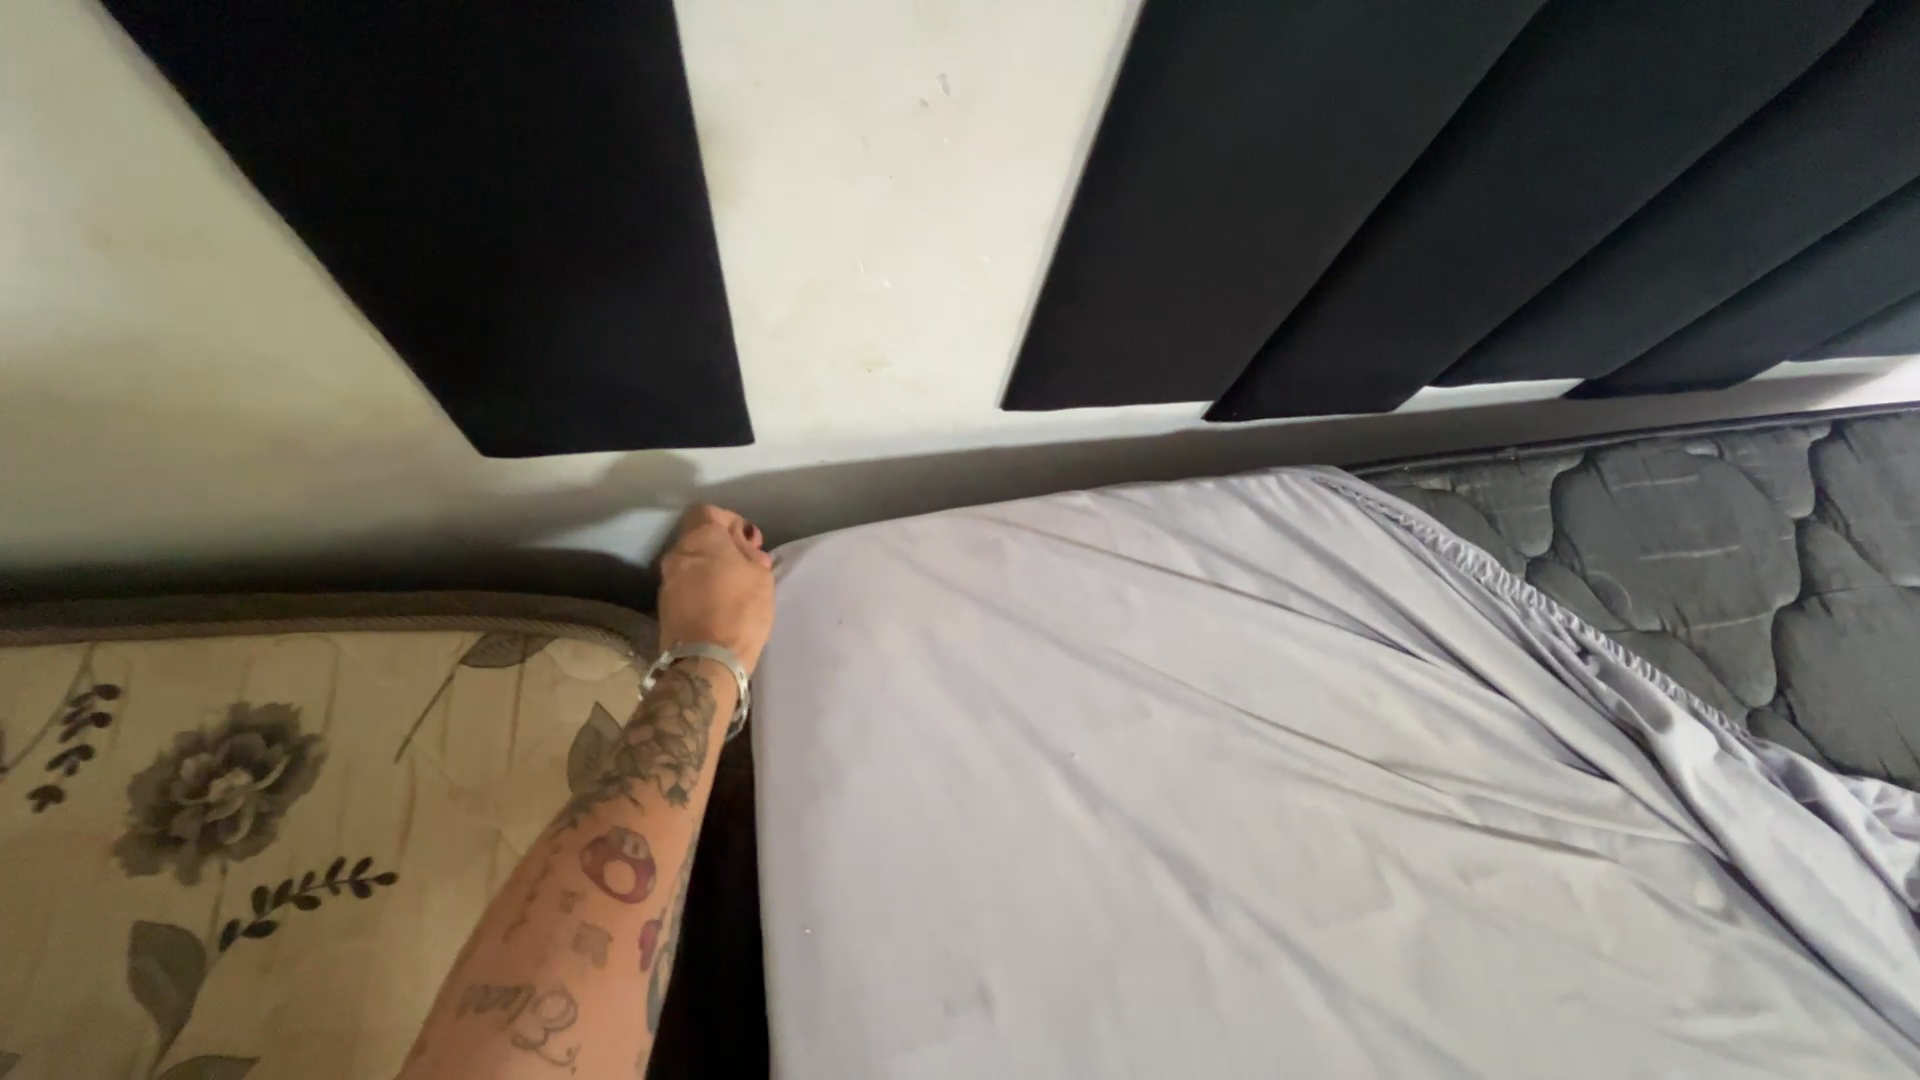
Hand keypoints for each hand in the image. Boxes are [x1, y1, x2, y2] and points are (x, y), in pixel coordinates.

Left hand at [657, 504, 775, 673]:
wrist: (706, 660)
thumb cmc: (740, 611)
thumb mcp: (761, 576)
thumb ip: (750, 555)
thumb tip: (743, 552)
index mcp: (700, 539)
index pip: (708, 512)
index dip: (730, 521)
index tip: (749, 541)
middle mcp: (676, 554)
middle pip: (698, 537)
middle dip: (723, 546)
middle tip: (747, 564)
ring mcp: (666, 581)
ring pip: (691, 562)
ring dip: (711, 567)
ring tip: (735, 586)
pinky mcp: (664, 606)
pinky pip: (685, 584)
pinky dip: (701, 586)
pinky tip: (719, 603)